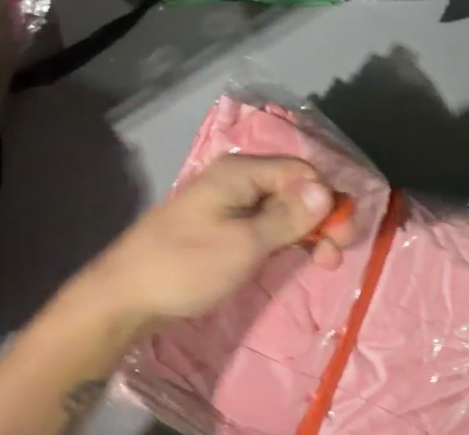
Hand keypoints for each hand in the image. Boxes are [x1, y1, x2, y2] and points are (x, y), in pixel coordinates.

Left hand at [83, 154, 359, 321]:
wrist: (125, 296)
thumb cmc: (186, 265)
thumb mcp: (244, 244)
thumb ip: (286, 217)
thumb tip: (326, 189)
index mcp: (240, 172)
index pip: (299, 171)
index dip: (327, 199)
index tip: (343, 238)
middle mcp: (234, 180)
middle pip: (290, 187)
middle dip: (318, 216)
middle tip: (334, 257)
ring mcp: (224, 204)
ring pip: (277, 207)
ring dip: (303, 229)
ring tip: (321, 262)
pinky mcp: (217, 229)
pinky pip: (260, 223)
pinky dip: (281, 238)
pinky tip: (292, 257)